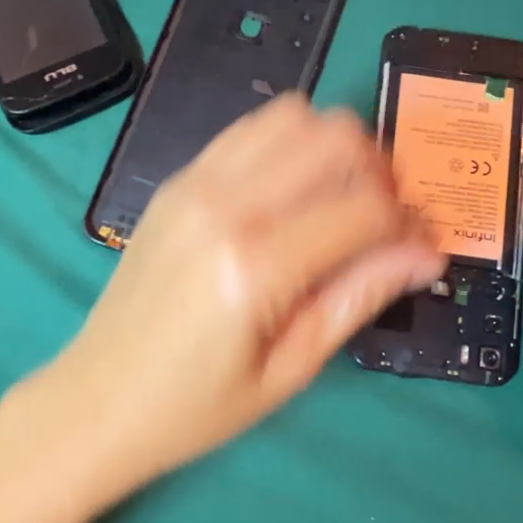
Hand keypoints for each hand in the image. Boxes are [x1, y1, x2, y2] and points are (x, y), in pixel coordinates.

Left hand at [30, 95, 444, 492]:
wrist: (97, 399)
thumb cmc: (196, 406)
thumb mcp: (290, 369)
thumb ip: (358, 298)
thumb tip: (425, 254)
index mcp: (257, 265)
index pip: (365, 208)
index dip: (409, 223)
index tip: (421, 244)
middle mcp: (226, 206)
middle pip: (334, 137)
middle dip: (379, 169)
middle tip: (384, 216)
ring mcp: (195, 183)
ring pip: (293, 116)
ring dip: (334, 146)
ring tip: (341, 196)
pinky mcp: (178, 180)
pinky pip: (249, 129)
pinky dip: (287, 143)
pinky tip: (292, 189)